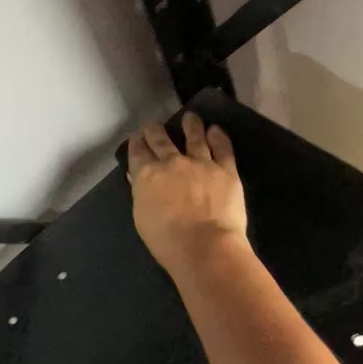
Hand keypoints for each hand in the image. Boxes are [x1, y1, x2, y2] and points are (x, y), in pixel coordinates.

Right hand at [126, 112, 247, 275]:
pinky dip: (219, 137)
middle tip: (153, 124)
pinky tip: (216, 130)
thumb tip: (136, 178)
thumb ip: (141, 194)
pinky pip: (222, 148)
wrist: (205, 246)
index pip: (138, 153)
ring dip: (191, 125)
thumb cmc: (167, 241)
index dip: (136, 143)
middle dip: (155, 130)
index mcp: (148, 176)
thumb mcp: (142, 219)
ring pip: (194, 137)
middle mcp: (172, 163)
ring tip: (190, 117)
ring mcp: (201, 163)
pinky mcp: (226, 170)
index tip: (137, 137)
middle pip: (162, 140)